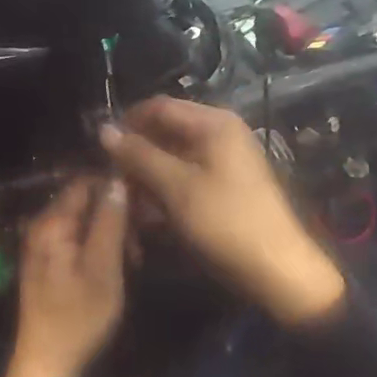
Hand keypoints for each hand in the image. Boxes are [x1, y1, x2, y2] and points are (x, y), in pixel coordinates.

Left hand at [5, 176, 128, 376]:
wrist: (47, 364)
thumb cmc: (79, 316)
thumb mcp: (103, 267)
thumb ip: (110, 221)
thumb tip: (118, 180)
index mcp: (53, 223)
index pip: (86, 182)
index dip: (116, 187)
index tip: (146, 205)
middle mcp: (42, 226)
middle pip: (85, 201)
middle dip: (118, 214)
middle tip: (145, 238)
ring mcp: (43, 245)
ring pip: (85, 222)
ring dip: (113, 232)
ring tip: (135, 259)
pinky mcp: (48, 263)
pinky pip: (77, 240)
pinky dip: (99, 246)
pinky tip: (118, 266)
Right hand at [100, 97, 345, 330]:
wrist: (276, 269)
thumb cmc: (225, 221)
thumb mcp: (176, 186)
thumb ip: (139, 155)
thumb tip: (104, 130)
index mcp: (213, 123)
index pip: (158, 107)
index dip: (127, 124)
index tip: (100, 151)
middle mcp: (220, 134)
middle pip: (165, 132)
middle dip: (137, 157)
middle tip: (114, 185)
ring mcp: (224, 161)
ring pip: (173, 159)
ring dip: (148, 179)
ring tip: (131, 207)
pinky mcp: (224, 187)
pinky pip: (186, 179)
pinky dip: (166, 193)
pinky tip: (153, 218)